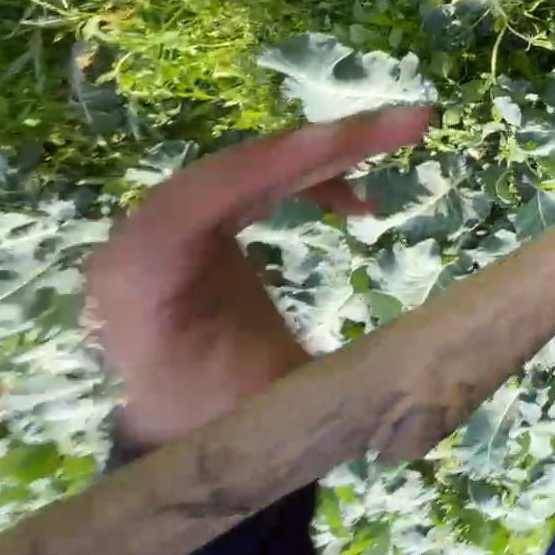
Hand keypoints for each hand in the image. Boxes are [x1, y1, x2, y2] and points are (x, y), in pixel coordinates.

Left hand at [86, 106, 433, 447]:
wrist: (195, 430)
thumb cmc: (231, 425)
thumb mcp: (272, 409)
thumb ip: (320, 369)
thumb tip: (416, 339)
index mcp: (139, 295)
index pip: (188, 210)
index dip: (259, 172)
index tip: (340, 144)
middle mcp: (141, 251)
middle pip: (232, 172)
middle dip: (325, 144)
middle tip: (409, 123)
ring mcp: (172, 233)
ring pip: (253, 168)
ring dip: (331, 148)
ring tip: (406, 132)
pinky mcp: (201, 227)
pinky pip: (258, 180)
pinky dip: (315, 175)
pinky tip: (360, 202)